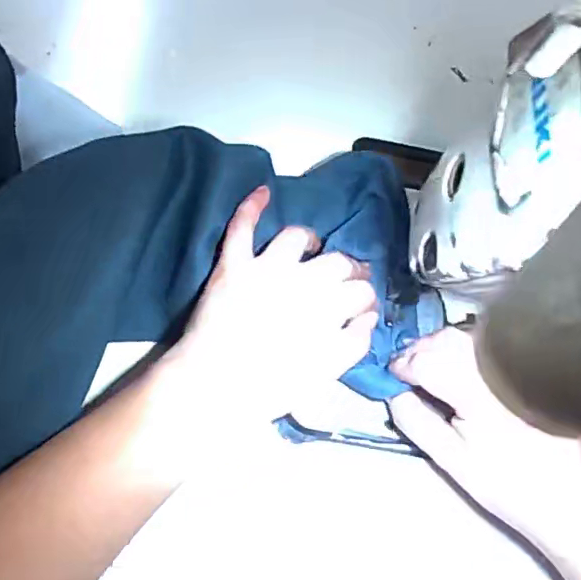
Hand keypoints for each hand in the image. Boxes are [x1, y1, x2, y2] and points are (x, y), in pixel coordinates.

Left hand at [158, 186, 378, 430]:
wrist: (214, 381)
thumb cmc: (268, 386)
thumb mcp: (323, 374)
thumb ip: (352, 344)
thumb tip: (366, 320)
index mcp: (327, 308)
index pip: (360, 292)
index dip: (364, 298)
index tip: (361, 307)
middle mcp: (302, 280)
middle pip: (336, 262)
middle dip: (347, 268)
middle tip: (344, 278)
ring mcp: (265, 268)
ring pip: (296, 238)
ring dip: (308, 240)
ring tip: (311, 246)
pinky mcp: (232, 265)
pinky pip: (242, 228)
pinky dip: (251, 208)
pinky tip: (262, 192)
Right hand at [387, 326, 580, 562]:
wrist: (571, 497)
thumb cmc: (509, 486)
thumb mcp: (450, 460)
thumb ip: (414, 420)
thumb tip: (393, 391)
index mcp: (480, 394)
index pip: (426, 361)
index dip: (401, 366)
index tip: (390, 378)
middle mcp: (503, 370)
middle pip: (446, 340)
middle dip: (418, 352)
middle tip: (404, 374)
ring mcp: (521, 366)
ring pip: (467, 336)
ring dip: (440, 348)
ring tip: (428, 373)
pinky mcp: (532, 368)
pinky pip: (488, 345)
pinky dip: (464, 351)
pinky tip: (458, 372)